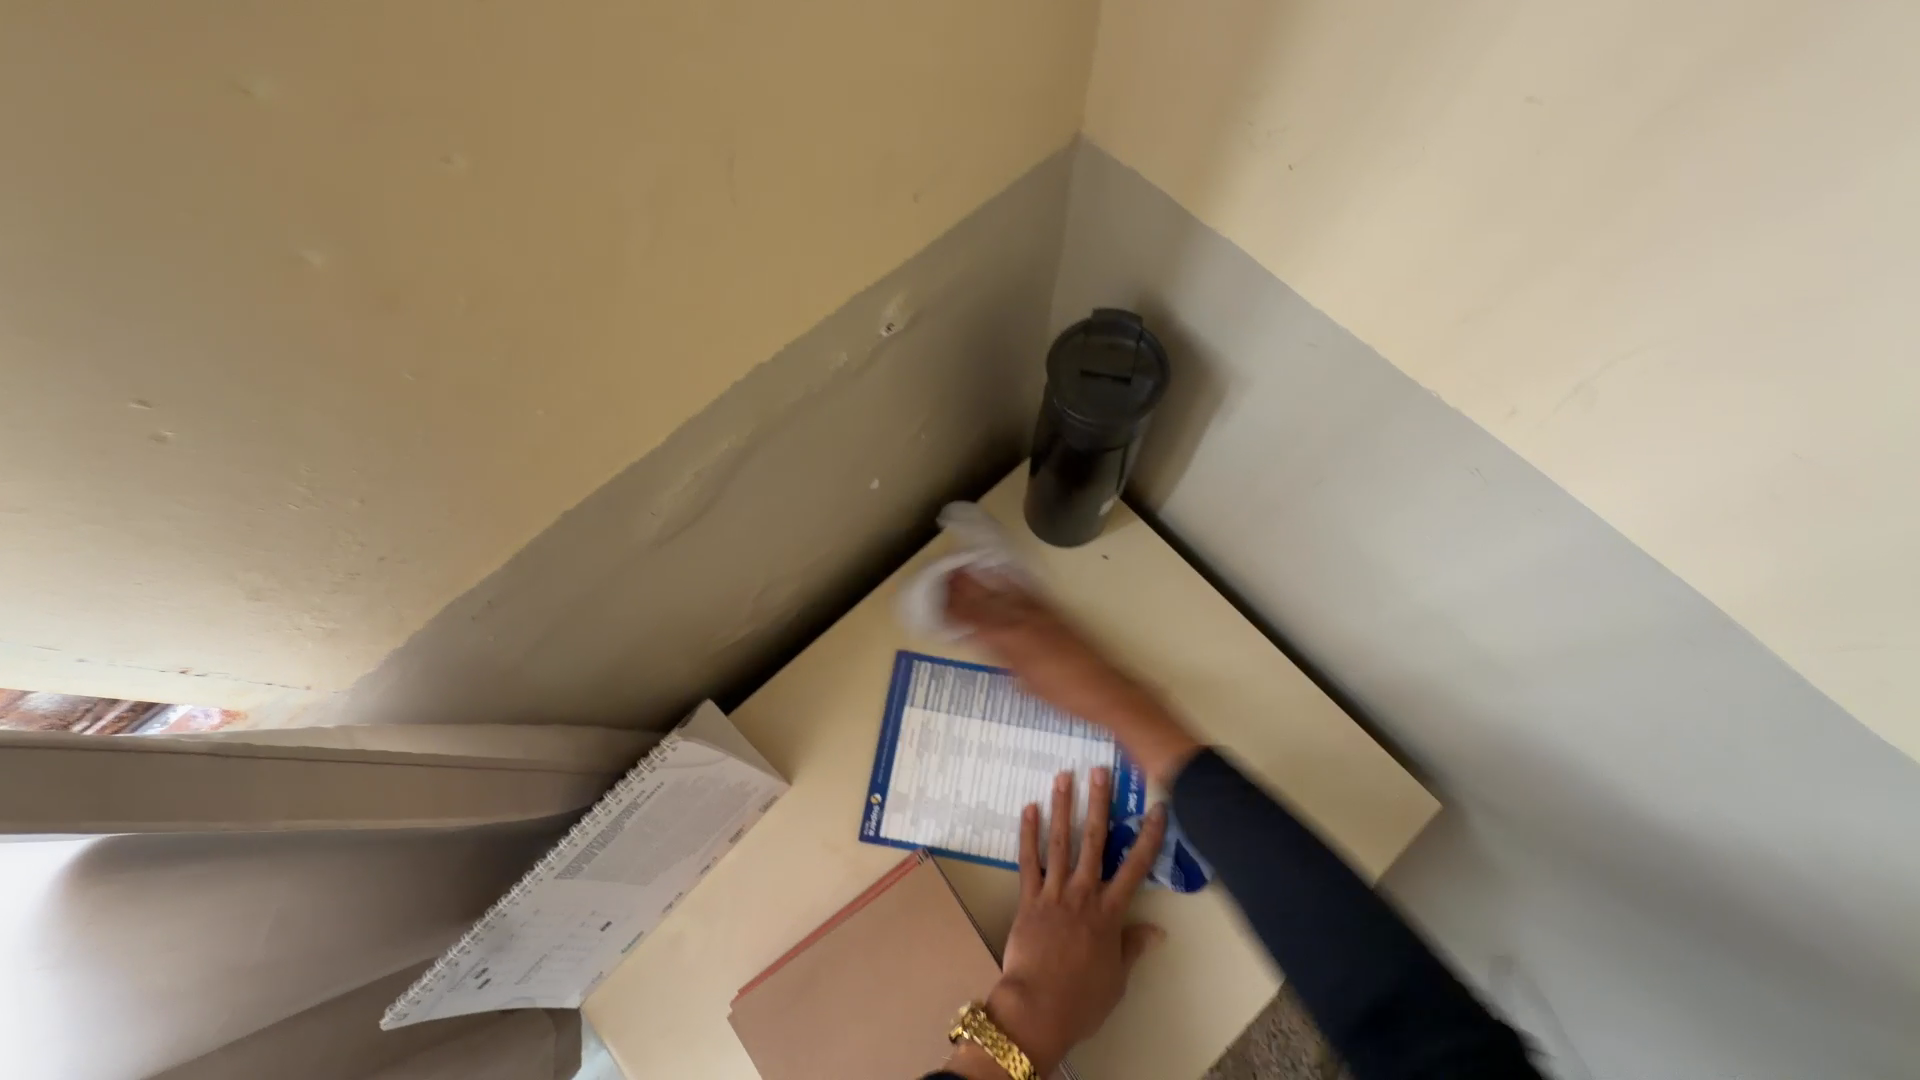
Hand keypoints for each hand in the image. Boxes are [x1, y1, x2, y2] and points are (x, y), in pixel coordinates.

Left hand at [944, 767, 1168, 1078]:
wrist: (1039, 1008)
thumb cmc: (1083, 1000)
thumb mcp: (1117, 978)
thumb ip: (1133, 947)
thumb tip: (1157, 930)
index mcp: (1110, 913)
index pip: (1136, 867)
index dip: (1149, 836)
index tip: (1158, 808)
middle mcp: (1084, 894)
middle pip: (1095, 841)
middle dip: (1099, 804)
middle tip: (1099, 771)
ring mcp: (1054, 893)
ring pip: (1061, 842)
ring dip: (1063, 807)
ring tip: (1064, 776)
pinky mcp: (1028, 899)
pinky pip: (1028, 860)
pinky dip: (1028, 833)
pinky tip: (1029, 808)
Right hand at [946, 572, 1201, 784]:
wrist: (1106, 691)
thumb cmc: (1066, 695)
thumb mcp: (1024, 683)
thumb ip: (1001, 658)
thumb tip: (983, 644)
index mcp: (1012, 641)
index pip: (974, 620)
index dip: (954, 609)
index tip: (937, 600)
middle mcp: (1025, 621)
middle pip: (986, 600)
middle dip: (963, 588)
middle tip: (944, 576)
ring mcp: (1042, 613)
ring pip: (1005, 591)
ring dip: (984, 579)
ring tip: (965, 568)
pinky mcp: (1056, 612)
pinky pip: (1028, 590)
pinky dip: (1012, 579)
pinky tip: (1004, 571)